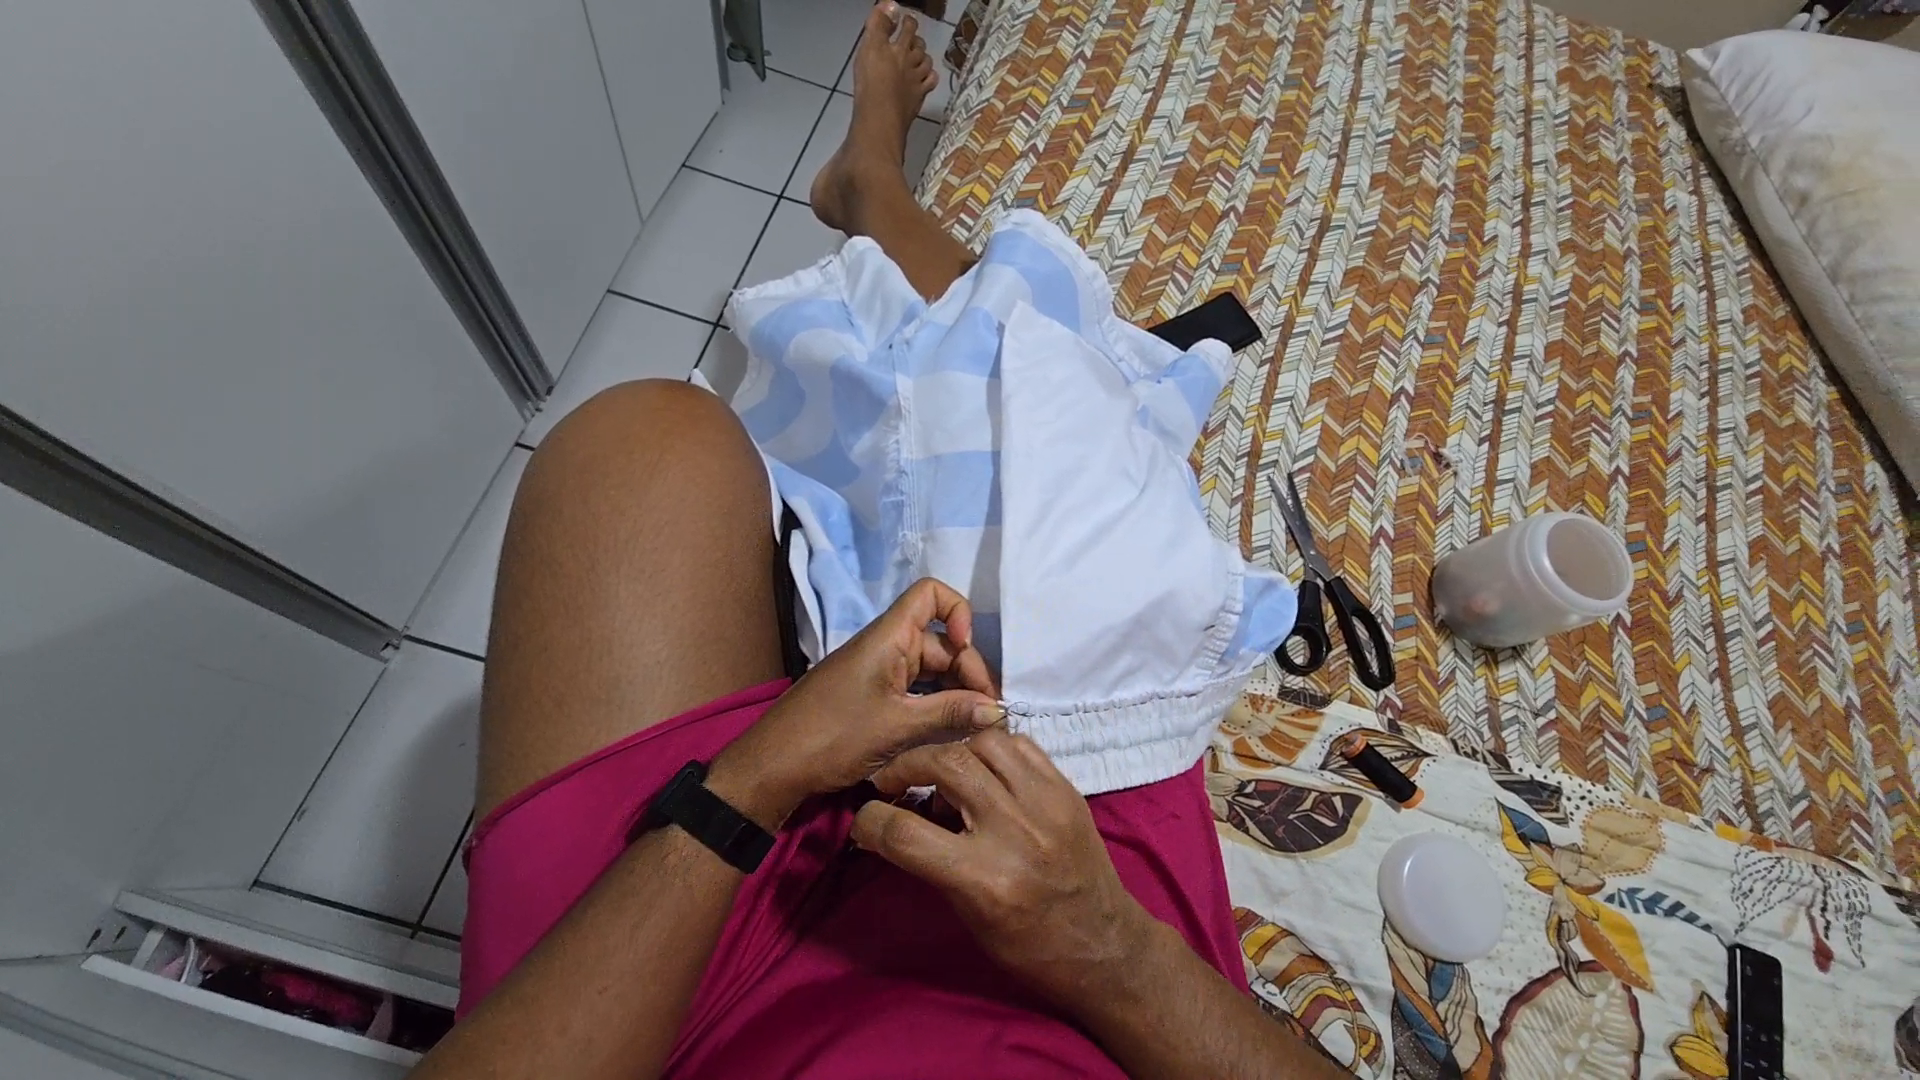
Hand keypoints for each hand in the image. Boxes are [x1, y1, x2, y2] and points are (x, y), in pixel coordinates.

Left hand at [708, 578, 1002, 828]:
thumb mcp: (897, 727)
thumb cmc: (833, 736)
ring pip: (930, 671)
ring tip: (975, 728)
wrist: (773, 768)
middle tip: (987, 713)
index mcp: (888, 638)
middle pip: (940, 641)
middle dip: (967, 671)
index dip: (957, 611)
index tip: (966, 649)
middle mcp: (886, 647)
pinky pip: (915, 692)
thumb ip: (949, 714)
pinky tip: (950, 734)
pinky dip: (935, 707)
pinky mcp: (872, 699)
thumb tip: (998, 710)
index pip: (930, 595)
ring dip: (954, 694)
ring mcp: (879, 674)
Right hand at [848, 728, 1151, 1004]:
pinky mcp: (1067, 789)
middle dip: (907, 766)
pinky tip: (985, 770)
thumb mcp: (967, 916)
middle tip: (895, 780)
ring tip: (944, 773)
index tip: (865, 817)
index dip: (870, 820)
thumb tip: (891, 823)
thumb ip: (928, 863)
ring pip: (984, 742)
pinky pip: (1021, 744)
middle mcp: (1016, 832)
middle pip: (945, 765)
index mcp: (984, 880)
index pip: (906, 833)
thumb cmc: (1027, 947)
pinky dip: (993, 750)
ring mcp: (1047, 803)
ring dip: (952, 752)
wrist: (1104, 947)